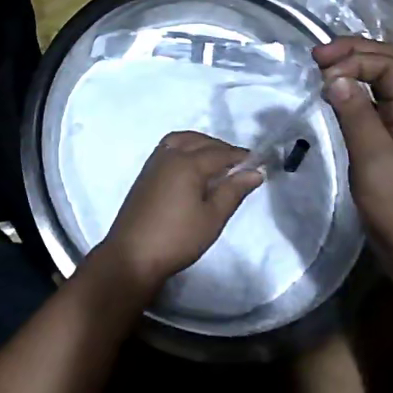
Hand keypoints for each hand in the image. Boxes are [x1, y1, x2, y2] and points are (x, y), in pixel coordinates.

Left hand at [89, 132, 263, 298]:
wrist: (133, 252)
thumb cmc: (178, 237)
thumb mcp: (212, 217)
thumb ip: (233, 191)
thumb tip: (255, 172)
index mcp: (186, 163)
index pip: (219, 153)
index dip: (240, 156)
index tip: (259, 162)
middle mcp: (168, 156)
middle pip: (199, 141)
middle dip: (221, 147)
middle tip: (240, 163)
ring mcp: (154, 162)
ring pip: (180, 140)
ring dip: (200, 143)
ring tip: (218, 161)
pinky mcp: (145, 173)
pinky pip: (168, 148)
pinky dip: (184, 148)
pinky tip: (193, 167)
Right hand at [312, 37, 392, 279]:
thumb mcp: (375, 159)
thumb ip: (355, 114)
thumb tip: (335, 76)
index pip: (389, 66)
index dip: (353, 58)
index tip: (318, 66)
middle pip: (388, 68)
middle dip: (353, 55)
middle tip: (315, 56)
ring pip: (381, 85)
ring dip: (352, 71)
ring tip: (321, 70)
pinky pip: (374, 106)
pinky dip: (352, 93)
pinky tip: (334, 97)